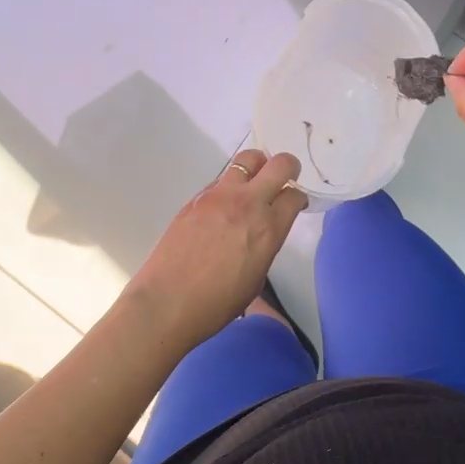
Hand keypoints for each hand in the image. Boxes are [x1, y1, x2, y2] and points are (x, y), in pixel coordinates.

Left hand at [125, 149, 307, 347]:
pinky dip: (230, 186)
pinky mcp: (197, 197)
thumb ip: (266, 244)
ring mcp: (220, 196)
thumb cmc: (216, 303)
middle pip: (279, 164)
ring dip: (257, 166)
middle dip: (288, 167)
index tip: (295, 203)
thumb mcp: (256, 278)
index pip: (294, 195)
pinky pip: (222, 180)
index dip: (298, 197)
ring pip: (247, 160)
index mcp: (267, 229)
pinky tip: (223, 207)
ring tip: (254, 182)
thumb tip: (265, 229)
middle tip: (285, 177)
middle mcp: (247, 203)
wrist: (166, 302)